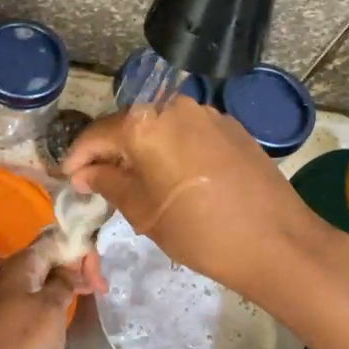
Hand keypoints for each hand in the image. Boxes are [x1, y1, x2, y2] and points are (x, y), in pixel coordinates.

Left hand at [0, 234, 98, 348]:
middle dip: (74, 267)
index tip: (101, 275)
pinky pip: (30, 304)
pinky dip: (49, 306)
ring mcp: (1, 303)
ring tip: (86, 299)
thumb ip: (62, 283)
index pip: (53, 239)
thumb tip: (69, 268)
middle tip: (100, 290)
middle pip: (45, 259)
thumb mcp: (50, 311)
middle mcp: (7, 278)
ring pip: (38, 283)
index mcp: (20, 266)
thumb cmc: (19, 346)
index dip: (80, 249)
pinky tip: (59, 320)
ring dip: (62, 286)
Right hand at [61, 99, 334, 295]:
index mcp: (145, 123)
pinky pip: (188, 132)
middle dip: (111, 152)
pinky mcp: (232, 127)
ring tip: (139, 183)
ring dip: (144, 150)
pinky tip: (177, 179)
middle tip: (101, 183)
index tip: (71, 178)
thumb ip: (108, 183)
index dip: (78, 157)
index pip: (96, 133)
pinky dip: (173, 149)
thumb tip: (86, 172)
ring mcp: (207, 114)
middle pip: (129, 125)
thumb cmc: (199, 231)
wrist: (277, 242)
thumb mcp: (143, 211)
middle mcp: (174, 106)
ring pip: (161, 127)